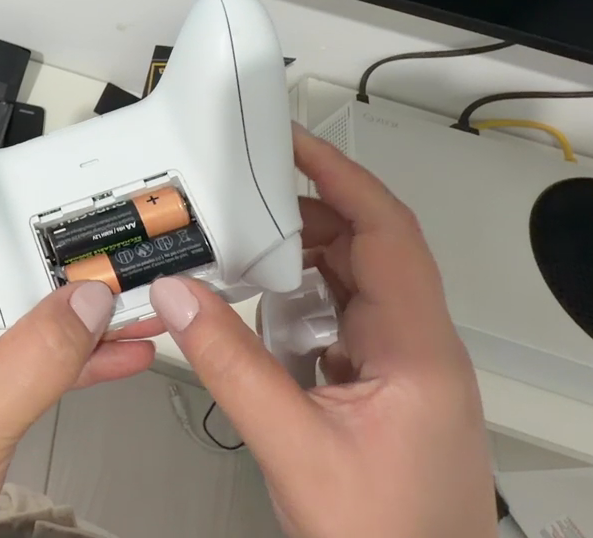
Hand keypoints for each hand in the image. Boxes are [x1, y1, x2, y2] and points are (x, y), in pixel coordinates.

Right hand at [148, 128, 491, 537]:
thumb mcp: (294, 450)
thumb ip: (230, 366)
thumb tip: (174, 290)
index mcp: (417, 351)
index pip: (389, 234)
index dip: (341, 177)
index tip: (288, 142)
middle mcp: (417, 347)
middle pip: (366, 248)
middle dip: (303, 213)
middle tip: (235, 193)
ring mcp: (401, 367)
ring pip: (350, 281)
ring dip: (296, 256)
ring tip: (235, 242)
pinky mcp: (381, 385)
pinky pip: (338, 317)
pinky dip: (295, 298)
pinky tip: (253, 304)